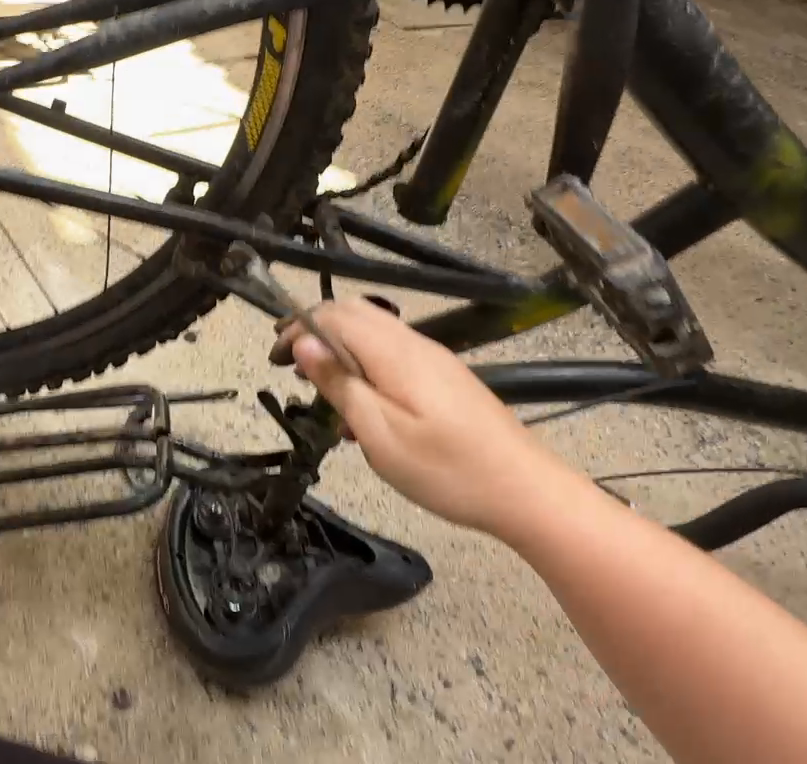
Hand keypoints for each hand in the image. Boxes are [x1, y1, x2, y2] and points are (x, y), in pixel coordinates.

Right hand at [272, 298, 587, 538]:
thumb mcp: (380, 434)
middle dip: (315, 329)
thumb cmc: (448, 470)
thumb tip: (304, 344)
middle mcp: (415, 345)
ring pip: (373, 330)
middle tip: (291, 365)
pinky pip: (392, 352)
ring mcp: (434, 359)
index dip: (298, 328)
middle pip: (354, 312)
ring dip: (338, 346)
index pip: (334, 315)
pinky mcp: (445, 377)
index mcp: (395, 354)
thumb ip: (340, 385)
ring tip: (319, 385)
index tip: (276, 359)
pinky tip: (360, 405)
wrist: (530, 494)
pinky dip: (363, 362)